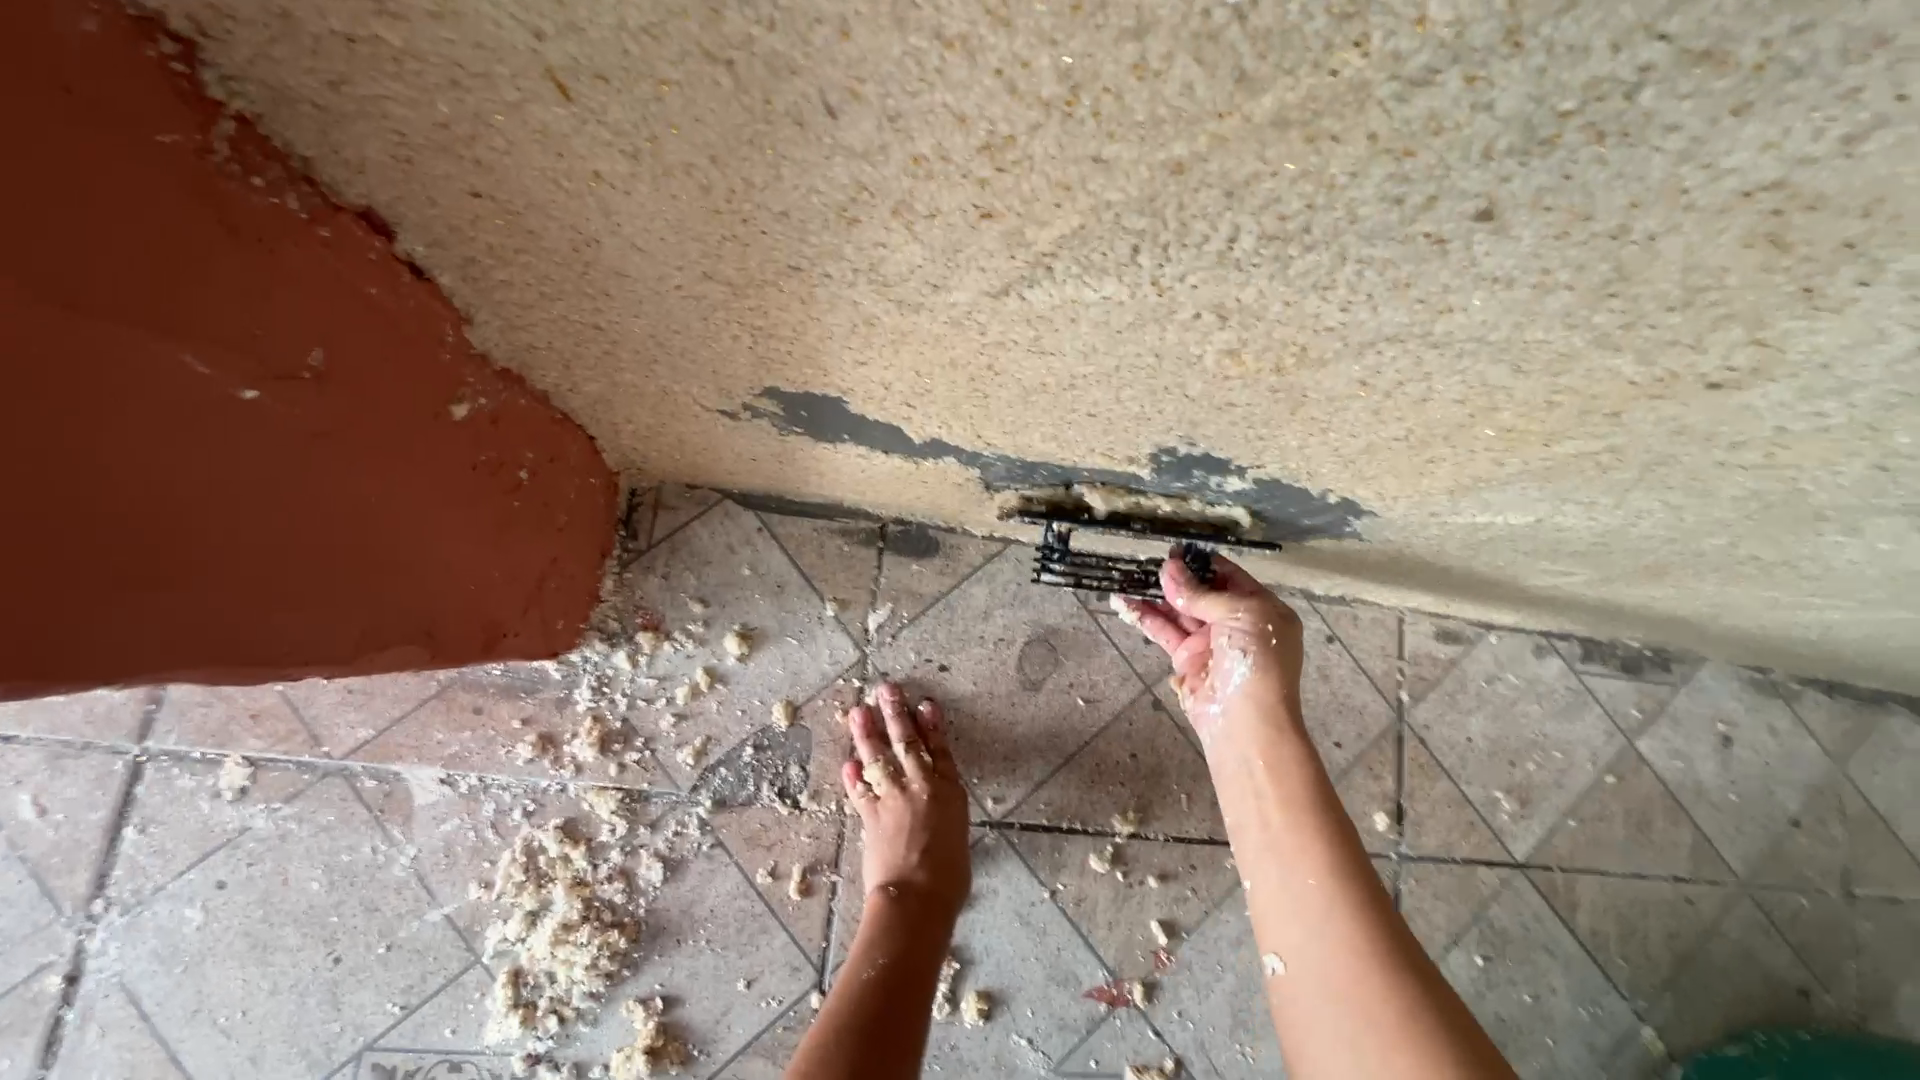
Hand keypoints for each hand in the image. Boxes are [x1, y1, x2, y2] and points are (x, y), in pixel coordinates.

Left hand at [840, 682, 972, 923]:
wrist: (917, 897)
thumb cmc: (950, 879)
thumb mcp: (958, 841)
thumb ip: (945, 822)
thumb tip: (935, 823)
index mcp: (950, 793)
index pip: (940, 750)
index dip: (932, 726)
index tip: (924, 703)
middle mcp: (921, 787)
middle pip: (907, 742)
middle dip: (895, 713)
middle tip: (885, 689)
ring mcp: (893, 798)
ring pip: (878, 758)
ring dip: (867, 733)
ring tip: (858, 711)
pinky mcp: (870, 815)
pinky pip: (860, 790)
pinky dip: (853, 777)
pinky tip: (847, 762)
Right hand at [1113, 553, 1304, 743]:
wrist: (1246, 721)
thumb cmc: (1255, 660)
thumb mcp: (1240, 615)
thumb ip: (1202, 593)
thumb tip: (1169, 568)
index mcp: (1261, 608)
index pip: (1229, 577)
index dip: (1202, 563)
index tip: (1174, 551)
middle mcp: (1235, 622)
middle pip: (1201, 592)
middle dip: (1176, 579)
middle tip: (1149, 563)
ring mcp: (1210, 641)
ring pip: (1178, 611)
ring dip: (1155, 596)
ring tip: (1129, 577)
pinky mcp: (1187, 659)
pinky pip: (1164, 632)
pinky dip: (1145, 617)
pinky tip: (1125, 603)